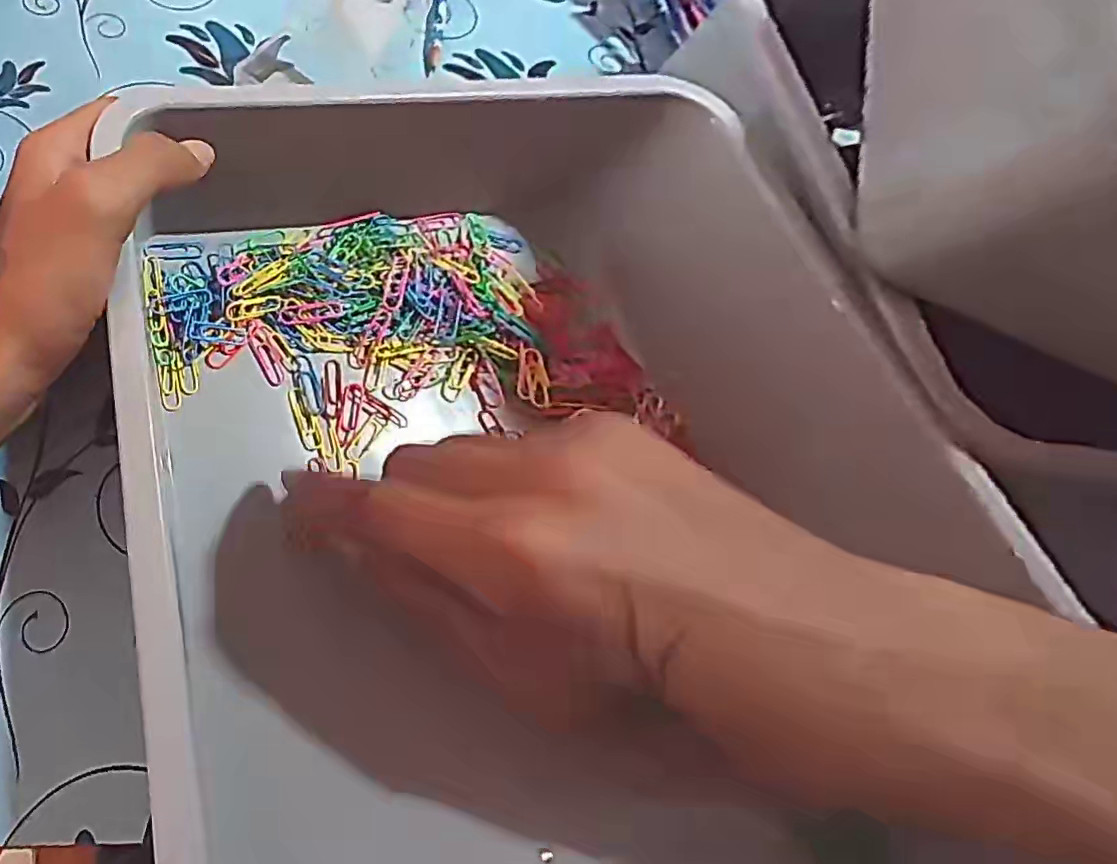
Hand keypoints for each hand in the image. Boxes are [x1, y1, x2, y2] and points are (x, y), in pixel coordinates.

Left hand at [0, 97, 213, 393]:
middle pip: (125, 152)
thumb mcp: (97, 204)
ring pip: (124, 192)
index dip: (165, 123)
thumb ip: (147, 164)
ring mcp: (62, 219)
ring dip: (160, 201)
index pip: (120, 111)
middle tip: (211, 186)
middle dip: (167, 164)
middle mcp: (55, 177)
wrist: (7, 362)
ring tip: (198, 215)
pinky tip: (165, 248)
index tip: (209, 148)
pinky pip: (118, 229)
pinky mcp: (72, 257)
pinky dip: (145, 232)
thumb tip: (197, 150)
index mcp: (53, 149)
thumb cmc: (47, 282)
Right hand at [282, 414, 875, 733]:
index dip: (325, 506)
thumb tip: (365, 553)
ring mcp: (575, 437)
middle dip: (393, 503)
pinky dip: (504, 474)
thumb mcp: (525, 682)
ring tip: (504, 537)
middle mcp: (532, 475)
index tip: (295, 504)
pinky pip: (514, 438)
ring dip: (448, 488)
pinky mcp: (608, 422)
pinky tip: (564, 516)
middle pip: (410, 462)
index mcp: (511, 553)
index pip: (380, 509)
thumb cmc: (662, 695)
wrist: (821, 647)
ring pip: (459, 446)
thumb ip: (428, 605)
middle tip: (418, 549)